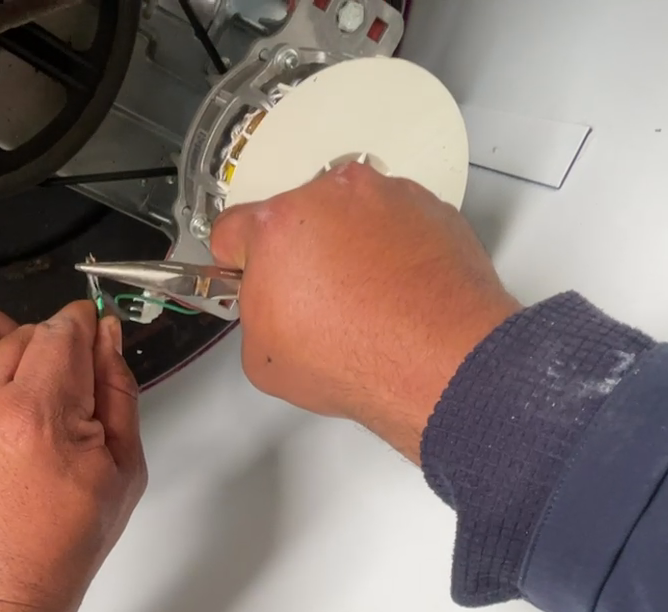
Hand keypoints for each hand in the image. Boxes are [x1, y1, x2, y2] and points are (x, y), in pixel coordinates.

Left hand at [0, 299, 145, 611]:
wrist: (3, 582)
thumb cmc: (62, 541)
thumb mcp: (124, 469)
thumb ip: (120, 392)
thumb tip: (107, 338)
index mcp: (38, 414)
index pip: (64, 330)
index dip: (89, 331)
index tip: (96, 347)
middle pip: (25, 328)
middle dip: (56, 351)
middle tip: (68, 398)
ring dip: (1, 334)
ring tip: (18, 375)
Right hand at [211, 163, 521, 462]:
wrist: (437, 361)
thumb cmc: (356, 358)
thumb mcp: (262, 359)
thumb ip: (252, 317)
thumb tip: (266, 311)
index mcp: (278, 225)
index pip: (231, 230)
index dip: (235, 263)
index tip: (246, 279)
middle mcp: (331, 195)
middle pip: (291, 218)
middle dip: (293, 255)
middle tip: (307, 302)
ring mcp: (385, 196)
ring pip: (344, 215)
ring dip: (342, 247)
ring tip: (357, 301)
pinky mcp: (428, 207)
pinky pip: (391, 222)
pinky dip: (386, 249)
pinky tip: (389, 292)